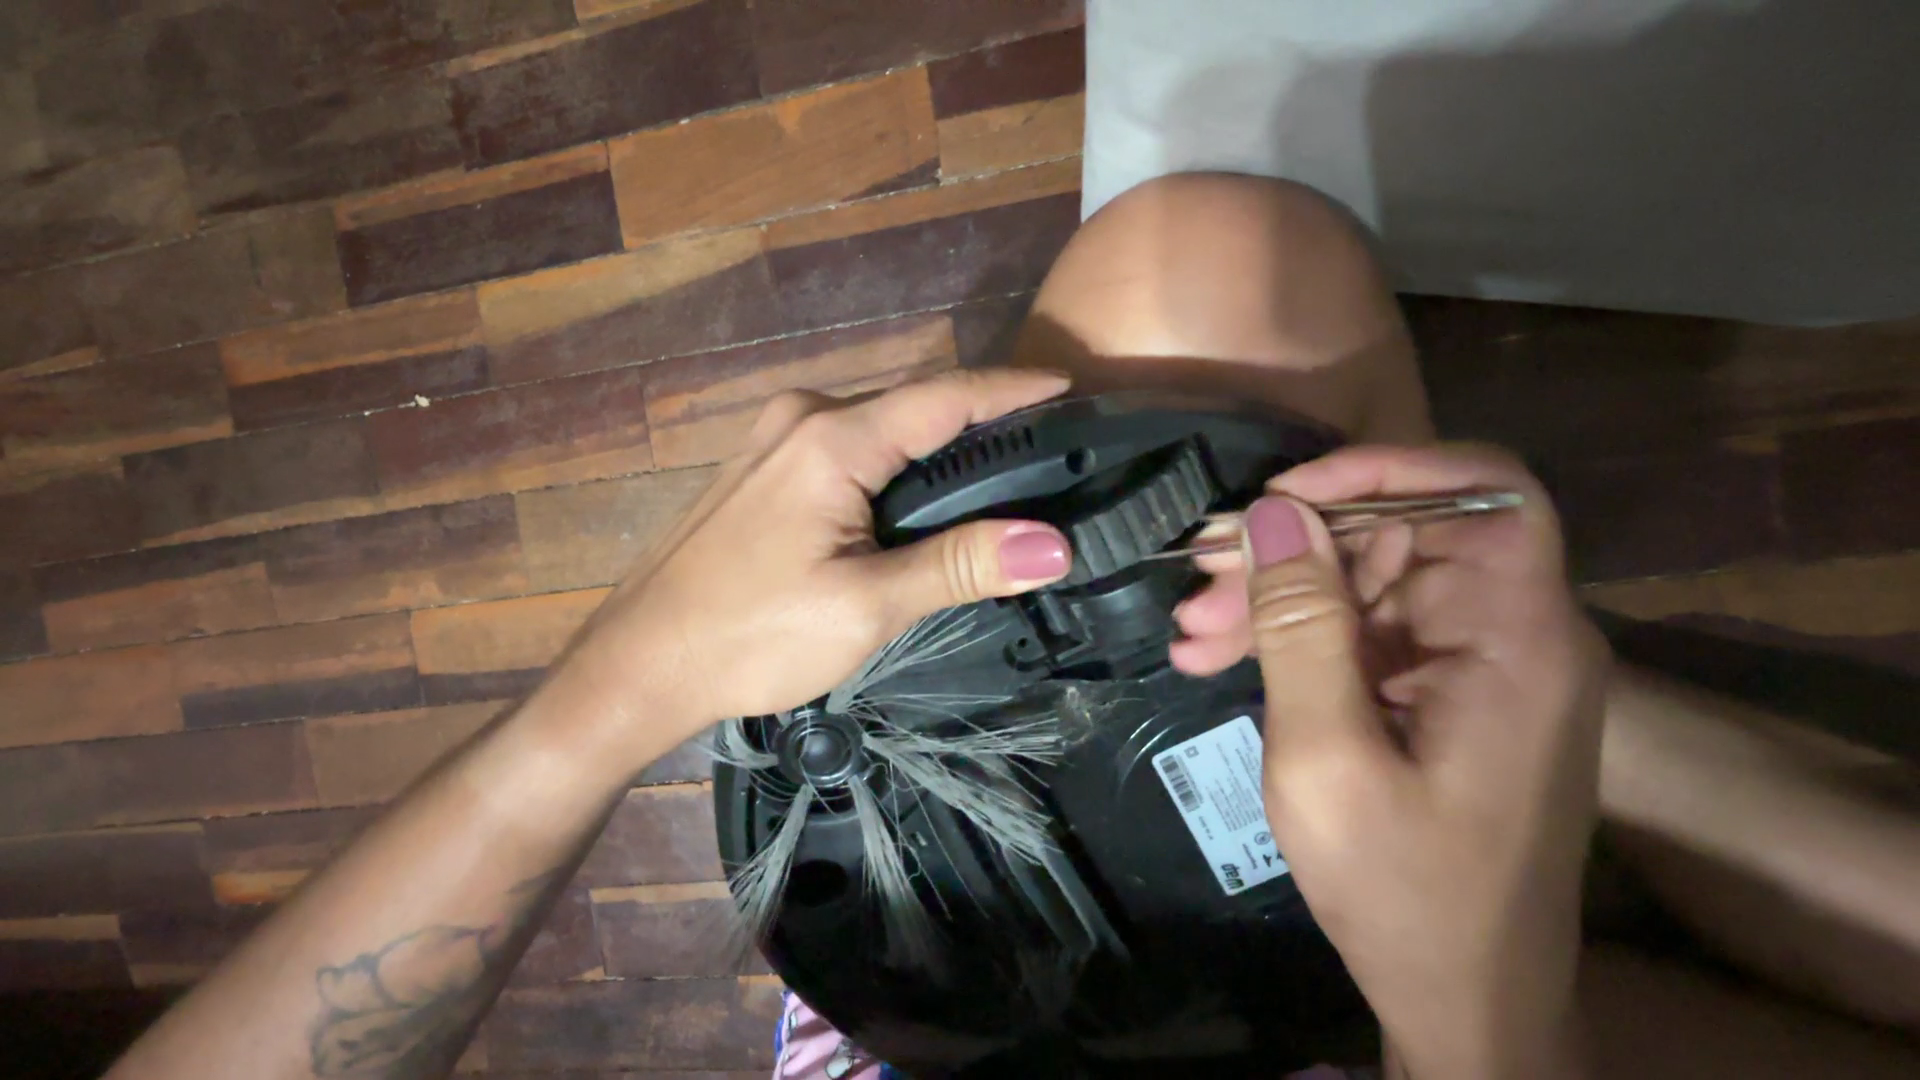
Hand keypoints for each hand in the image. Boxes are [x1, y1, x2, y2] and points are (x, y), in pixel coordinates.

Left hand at [558, 369, 1076, 747]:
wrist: (636, 665)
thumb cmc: (748, 637)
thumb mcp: (864, 606)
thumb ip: (958, 566)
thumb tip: (1053, 546)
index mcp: (831, 438)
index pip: (943, 396)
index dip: (1011, 390)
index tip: (1068, 387)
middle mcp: (803, 416)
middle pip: (913, 406)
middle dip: (981, 421)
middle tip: (1047, 448)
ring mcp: (775, 439)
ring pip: (880, 428)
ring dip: (936, 447)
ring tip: (998, 477)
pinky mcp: (762, 468)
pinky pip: (849, 449)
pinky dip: (894, 465)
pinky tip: (918, 499)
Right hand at [1193, 445, 1606, 1077]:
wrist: (1458, 998)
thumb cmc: (1401, 890)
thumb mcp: (1327, 757)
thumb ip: (1302, 629)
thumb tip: (1277, 516)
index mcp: (1517, 641)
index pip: (1484, 495)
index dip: (1385, 468)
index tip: (1284, 496)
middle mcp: (1508, 636)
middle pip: (1400, 537)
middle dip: (1291, 549)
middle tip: (1198, 574)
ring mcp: (1471, 666)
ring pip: (1364, 584)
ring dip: (1274, 598)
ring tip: (1189, 631)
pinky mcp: (1436, 694)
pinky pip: (1358, 635)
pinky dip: (1289, 640)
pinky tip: (1214, 658)